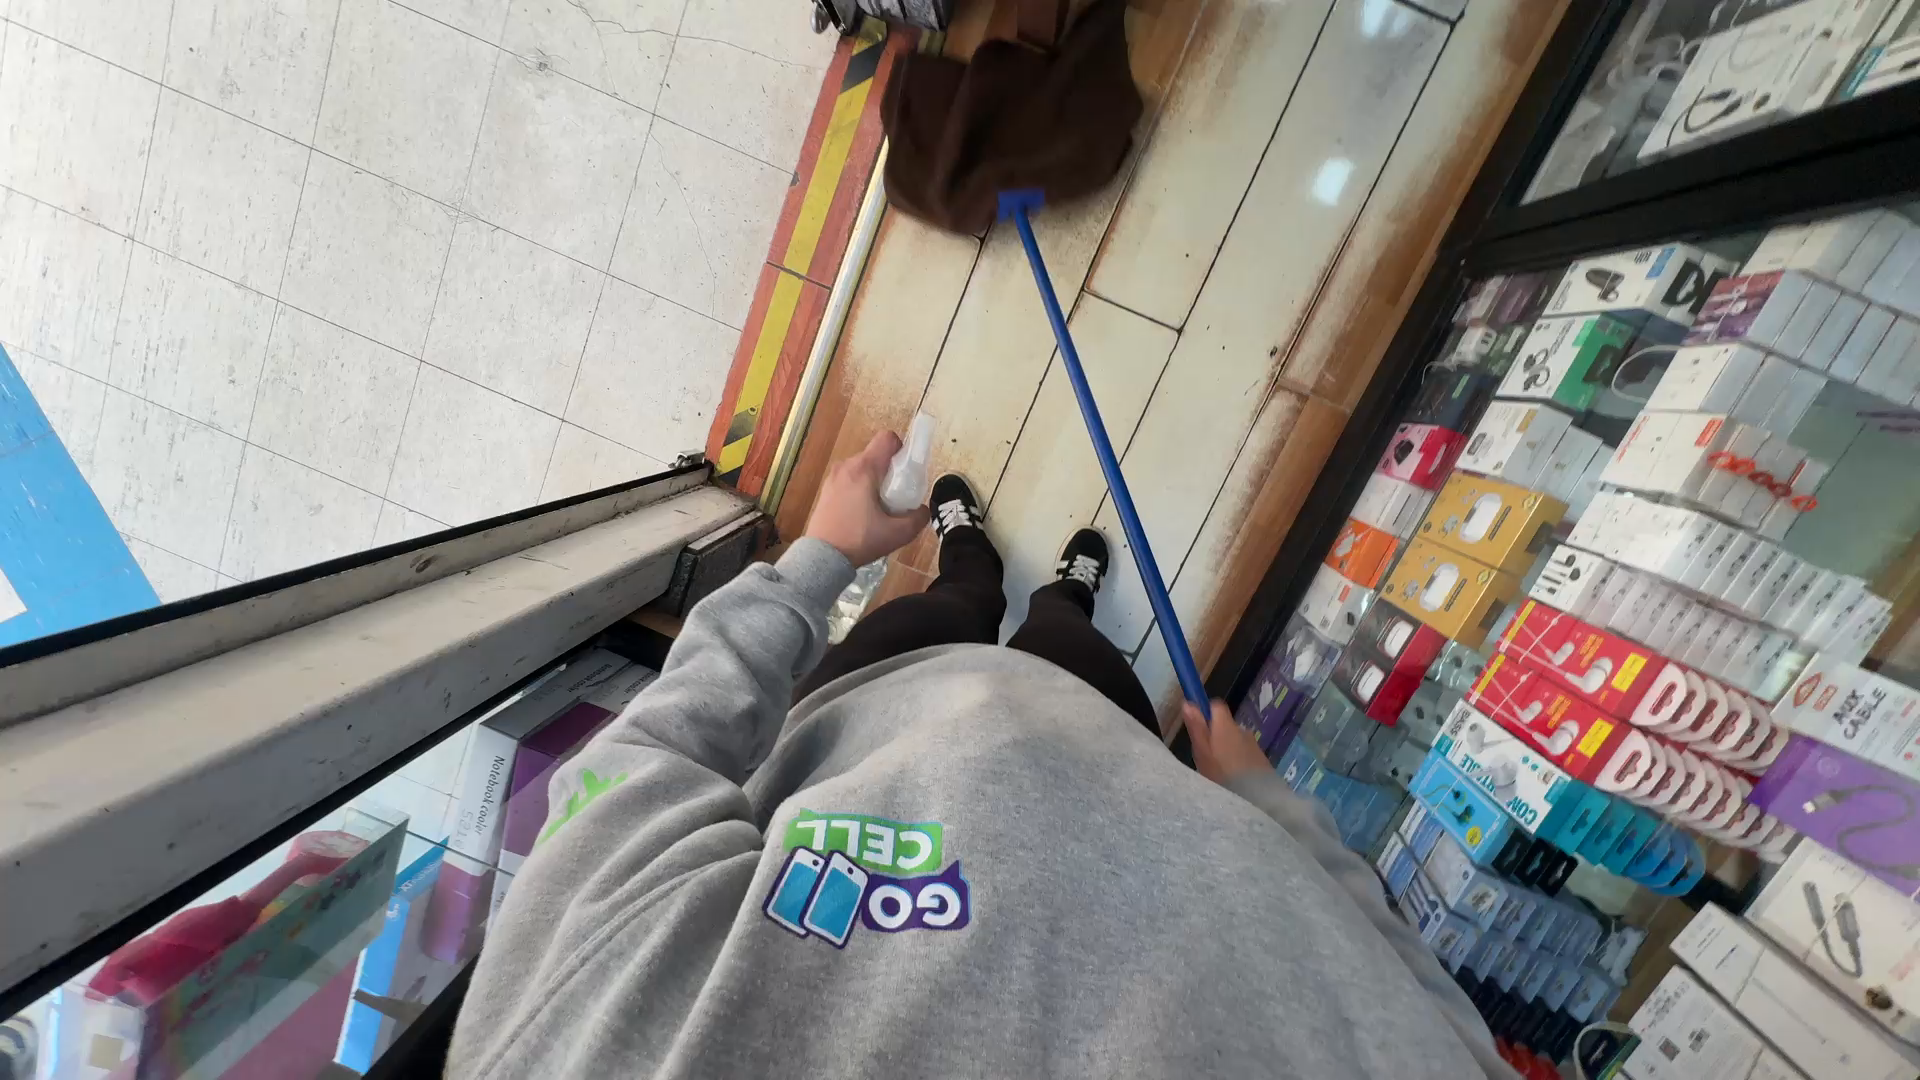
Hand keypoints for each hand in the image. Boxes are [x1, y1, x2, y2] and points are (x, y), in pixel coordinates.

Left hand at [804, 430, 930, 565]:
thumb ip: (919, 518)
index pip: (887, 438)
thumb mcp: (899, 534)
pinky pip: (850, 479)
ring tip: (876, 510)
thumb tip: (922, 509)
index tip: (905, 474)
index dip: (902, 450)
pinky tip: (861, 514)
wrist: (823, 558)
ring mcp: (833, 477)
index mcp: (864, 469)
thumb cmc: (860, 540)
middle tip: (894, 498)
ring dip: (874, 482)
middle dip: (889, 472)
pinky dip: (860, 489)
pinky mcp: (826, 489)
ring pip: (863, 468)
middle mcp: (846, 466)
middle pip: (876, 456)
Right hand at [1183, 699, 1268, 785]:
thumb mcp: (1202, 752)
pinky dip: (1239, 759)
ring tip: (1221, 769)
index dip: (1207, 711)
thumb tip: (1187, 703)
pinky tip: (1235, 776)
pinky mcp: (1262, 760)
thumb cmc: (1222, 774)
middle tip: (1207, 755)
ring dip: (1228, 748)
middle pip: (1226, 725)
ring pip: (1236, 740)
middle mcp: (1243, 730)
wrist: (1258, 799)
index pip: (1216, 706)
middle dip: (1216, 735)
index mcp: (1226, 726)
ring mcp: (1254, 745)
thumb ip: (1196, 727)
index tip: (1198, 726)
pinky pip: (1246, 753)